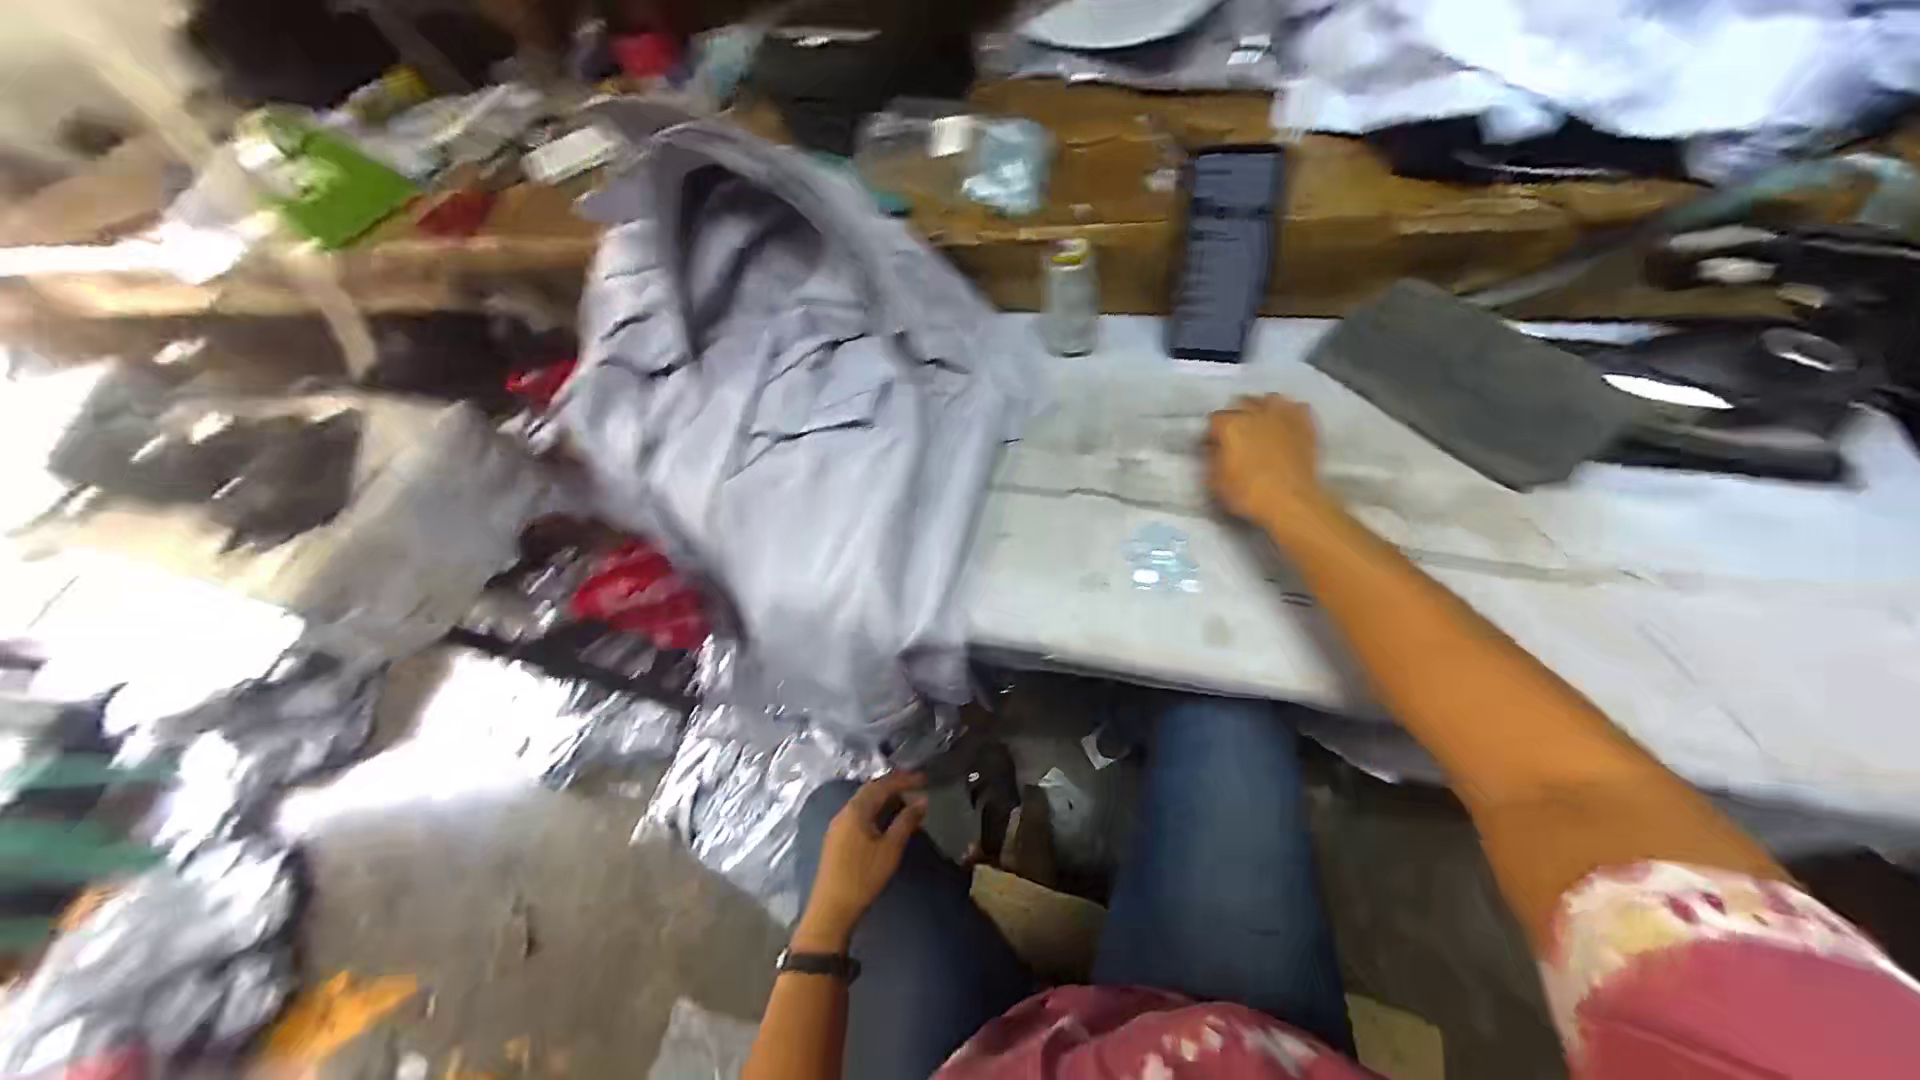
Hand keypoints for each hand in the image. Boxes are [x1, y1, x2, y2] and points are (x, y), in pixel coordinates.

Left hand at [794, 773, 927, 949]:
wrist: (830, 910)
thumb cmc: (863, 877)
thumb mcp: (890, 849)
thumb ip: (906, 821)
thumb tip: (922, 800)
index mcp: (856, 810)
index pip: (882, 785)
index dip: (904, 779)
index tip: (924, 778)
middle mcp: (844, 812)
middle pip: (870, 790)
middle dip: (893, 784)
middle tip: (915, 784)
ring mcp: (837, 826)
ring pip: (863, 802)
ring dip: (883, 797)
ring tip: (904, 800)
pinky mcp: (836, 839)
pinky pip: (858, 813)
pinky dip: (875, 809)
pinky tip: (885, 819)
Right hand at [1207, 394, 1326, 523]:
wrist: (1292, 501)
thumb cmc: (1248, 494)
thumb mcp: (1216, 481)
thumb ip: (1212, 458)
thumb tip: (1214, 447)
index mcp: (1231, 426)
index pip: (1215, 419)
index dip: (1213, 433)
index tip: (1213, 446)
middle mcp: (1256, 413)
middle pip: (1241, 403)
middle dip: (1236, 417)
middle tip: (1236, 436)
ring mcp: (1284, 416)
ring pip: (1270, 399)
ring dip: (1263, 408)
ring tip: (1262, 423)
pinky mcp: (1306, 424)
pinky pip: (1298, 407)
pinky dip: (1290, 412)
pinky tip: (1287, 424)